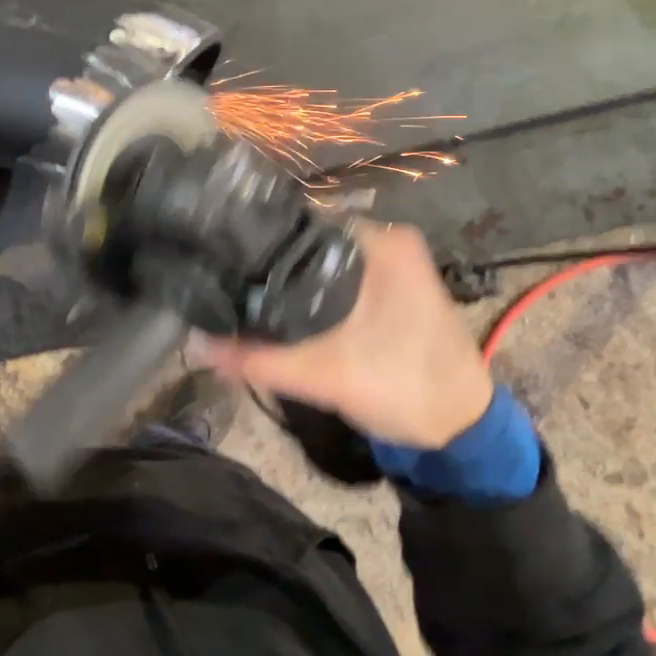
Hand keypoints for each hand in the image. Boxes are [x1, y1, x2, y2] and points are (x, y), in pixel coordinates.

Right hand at [186, 223, 491, 448]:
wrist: (461, 431)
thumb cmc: (405, 389)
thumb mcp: (323, 376)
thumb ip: (256, 360)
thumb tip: (194, 344)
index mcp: (382, 243)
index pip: (298, 223)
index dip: (253, 242)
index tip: (212, 258)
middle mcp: (386, 243)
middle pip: (303, 242)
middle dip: (262, 264)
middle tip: (214, 282)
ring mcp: (389, 267)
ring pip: (314, 264)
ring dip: (281, 282)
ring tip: (232, 294)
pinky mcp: (385, 291)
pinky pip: (329, 281)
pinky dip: (303, 294)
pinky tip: (272, 311)